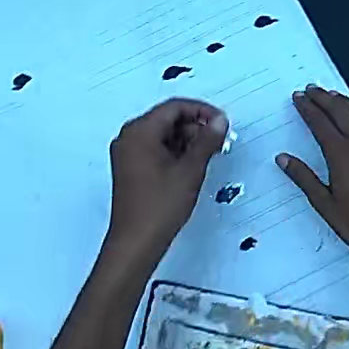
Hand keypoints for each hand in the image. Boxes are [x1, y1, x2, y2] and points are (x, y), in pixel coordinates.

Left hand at [106, 98, 228, 252]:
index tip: (221, 122)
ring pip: (161, 135)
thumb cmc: (158, 207)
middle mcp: (128, 138)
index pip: (174, 107)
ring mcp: (127, 153)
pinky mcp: (130, 168)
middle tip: (217, 142)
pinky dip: (173, 152)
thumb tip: (219, 121)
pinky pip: (154, 149)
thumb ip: (207, 141)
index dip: (201, 111)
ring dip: (185, 141)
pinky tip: (190, 167)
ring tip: (207, 157)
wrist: (136, 241)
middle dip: (194, 127)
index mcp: (139, 132)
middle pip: (166, 119)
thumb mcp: (190, 170)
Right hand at [278, 86, 348, 277]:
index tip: (298, 97)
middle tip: (312, 89)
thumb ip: (304, 178)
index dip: (307, 109)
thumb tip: (283, 158)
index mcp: (342, 155)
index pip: (320, 124)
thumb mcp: (326, 205)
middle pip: (341, 113)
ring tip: (336, 94)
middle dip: (324, 99)